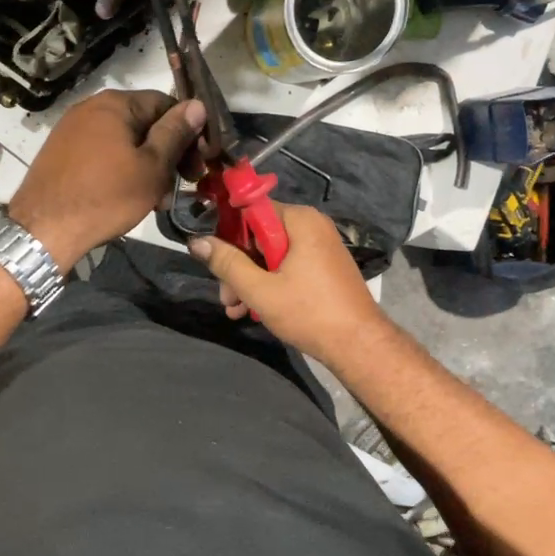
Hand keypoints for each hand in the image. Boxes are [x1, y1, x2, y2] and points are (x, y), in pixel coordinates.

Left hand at [9, 90, 205, 267]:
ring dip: (146, 167)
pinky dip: (121, 172)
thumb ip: (175, 134)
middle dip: (167, 154)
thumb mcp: (151, 167)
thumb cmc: (105, 196)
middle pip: (143, 124)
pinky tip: (129, 198)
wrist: (44, 230)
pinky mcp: (61, 155)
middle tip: (181, 186)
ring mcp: (72, 131)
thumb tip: (197, 105)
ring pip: (124, 144)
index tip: (199, 163)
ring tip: (157, 200)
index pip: (165, 103)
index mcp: (114, 104)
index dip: (188, 132)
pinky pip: (102, 156)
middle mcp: (90, 109)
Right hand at [188, 202, 390, 361]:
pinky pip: (287, 268)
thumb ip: (227, 264)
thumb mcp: (260, 289)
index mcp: (300, 221)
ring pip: (270, 256)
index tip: (214, 260)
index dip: (228, 234)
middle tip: (226, 298)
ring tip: (236, 311)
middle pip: (259, 237)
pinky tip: (253, 312)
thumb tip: (197, 241)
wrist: (358, 344)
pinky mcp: (322, 268)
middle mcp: (311, 227)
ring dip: (249, 282)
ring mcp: (319, 248)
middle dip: (237, 268)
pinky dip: (269, 286)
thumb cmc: (308, 312)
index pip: (251, 211)